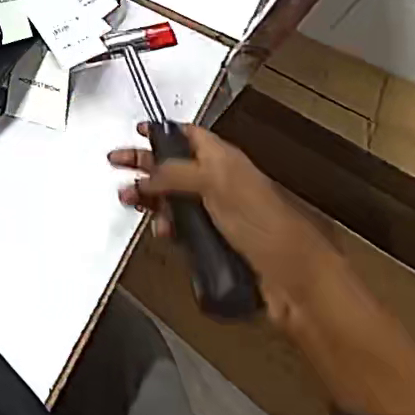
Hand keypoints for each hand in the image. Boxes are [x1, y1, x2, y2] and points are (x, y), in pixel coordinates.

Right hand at [108, 124, 337, 323]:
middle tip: (117, 162)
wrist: (297, 284)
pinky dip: (165, 226)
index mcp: (223, 159)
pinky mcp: (214, 240)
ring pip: (172, 197)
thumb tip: (146, 175)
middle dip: (143, 164)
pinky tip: (161, 229)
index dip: (162, 131)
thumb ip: (175, 173)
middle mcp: (219, 182)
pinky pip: (179, 227)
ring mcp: (216, 212)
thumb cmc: (271, 228)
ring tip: (130, 199)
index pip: (187, 134)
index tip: (140, 130)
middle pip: (171, 165)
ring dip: (149, 197)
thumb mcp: (217, 184)